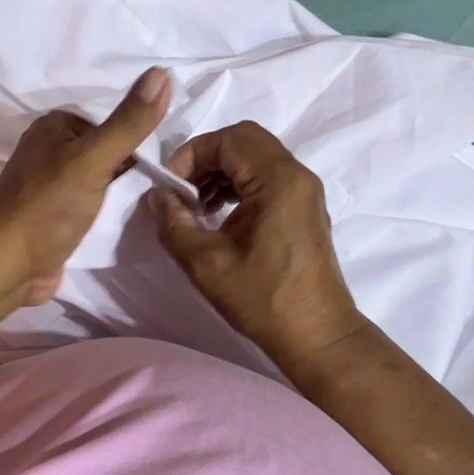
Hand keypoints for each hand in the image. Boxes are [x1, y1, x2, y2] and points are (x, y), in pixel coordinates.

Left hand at [0, 68, 170, 307]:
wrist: (6, 266)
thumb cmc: (48, 206)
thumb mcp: (94, 158)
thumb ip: (129, 122)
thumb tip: (161, 73)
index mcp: (55, 124)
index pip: (111, 118)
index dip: (140, 133)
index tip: (168, 154)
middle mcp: (50, 148)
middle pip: (107, 147)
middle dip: (133, 162)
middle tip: (167, 179)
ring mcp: (51, 183)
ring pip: (101, 175)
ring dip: (124, 186)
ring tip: (157, 196)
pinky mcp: (55, 213)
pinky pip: (92, 200)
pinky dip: (110, 206)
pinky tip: (131, 214)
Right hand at [148, 122, 367, 366]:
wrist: (317, 335)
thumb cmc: (263, 298)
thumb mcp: (205, 262)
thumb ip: (173, 222)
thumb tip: (157, 196)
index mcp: (278, 180)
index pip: (227, 139)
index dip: (191, 155)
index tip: (171, 187)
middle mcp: (296, 175)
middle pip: (244, 139)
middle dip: (206, 157)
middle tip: (183, 189)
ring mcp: (304, 190)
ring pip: (255, 155)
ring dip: (221, 169)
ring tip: (197, 205)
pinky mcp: (304, 206)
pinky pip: (267, 174)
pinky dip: (239, 182)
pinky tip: (218, 214)